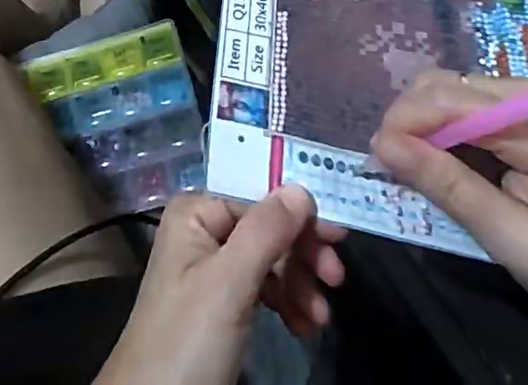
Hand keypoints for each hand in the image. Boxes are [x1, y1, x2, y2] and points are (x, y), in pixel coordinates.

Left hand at [96, 188, 344, 384]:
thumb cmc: (188, 339)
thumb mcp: (228, 283)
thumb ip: (265, 232)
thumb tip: (300, 188)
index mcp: (196, 212)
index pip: (257, 195)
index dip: (298, 213)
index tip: (339, 235)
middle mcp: (203, 230)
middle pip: (267, 226)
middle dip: (303, 254)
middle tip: (336, 280)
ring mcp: (212, 267)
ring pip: (271, 258)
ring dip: (300, 283)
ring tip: (319, 318)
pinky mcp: (221, 302)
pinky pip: (264, 286)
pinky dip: (287, 302)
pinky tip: (303, 325)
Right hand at [372, 72, 527, 350]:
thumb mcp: (520, 247)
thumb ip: (453, 191)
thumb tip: (385, 146)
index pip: (453, 103)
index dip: (404, 123)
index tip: (378, 160)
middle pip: (446, 85)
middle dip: (408, 121)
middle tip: (394, 167)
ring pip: (448, 86)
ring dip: (422, 121)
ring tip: (417, 165)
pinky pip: (464, 97)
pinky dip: (441, 123)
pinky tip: (444, 156)